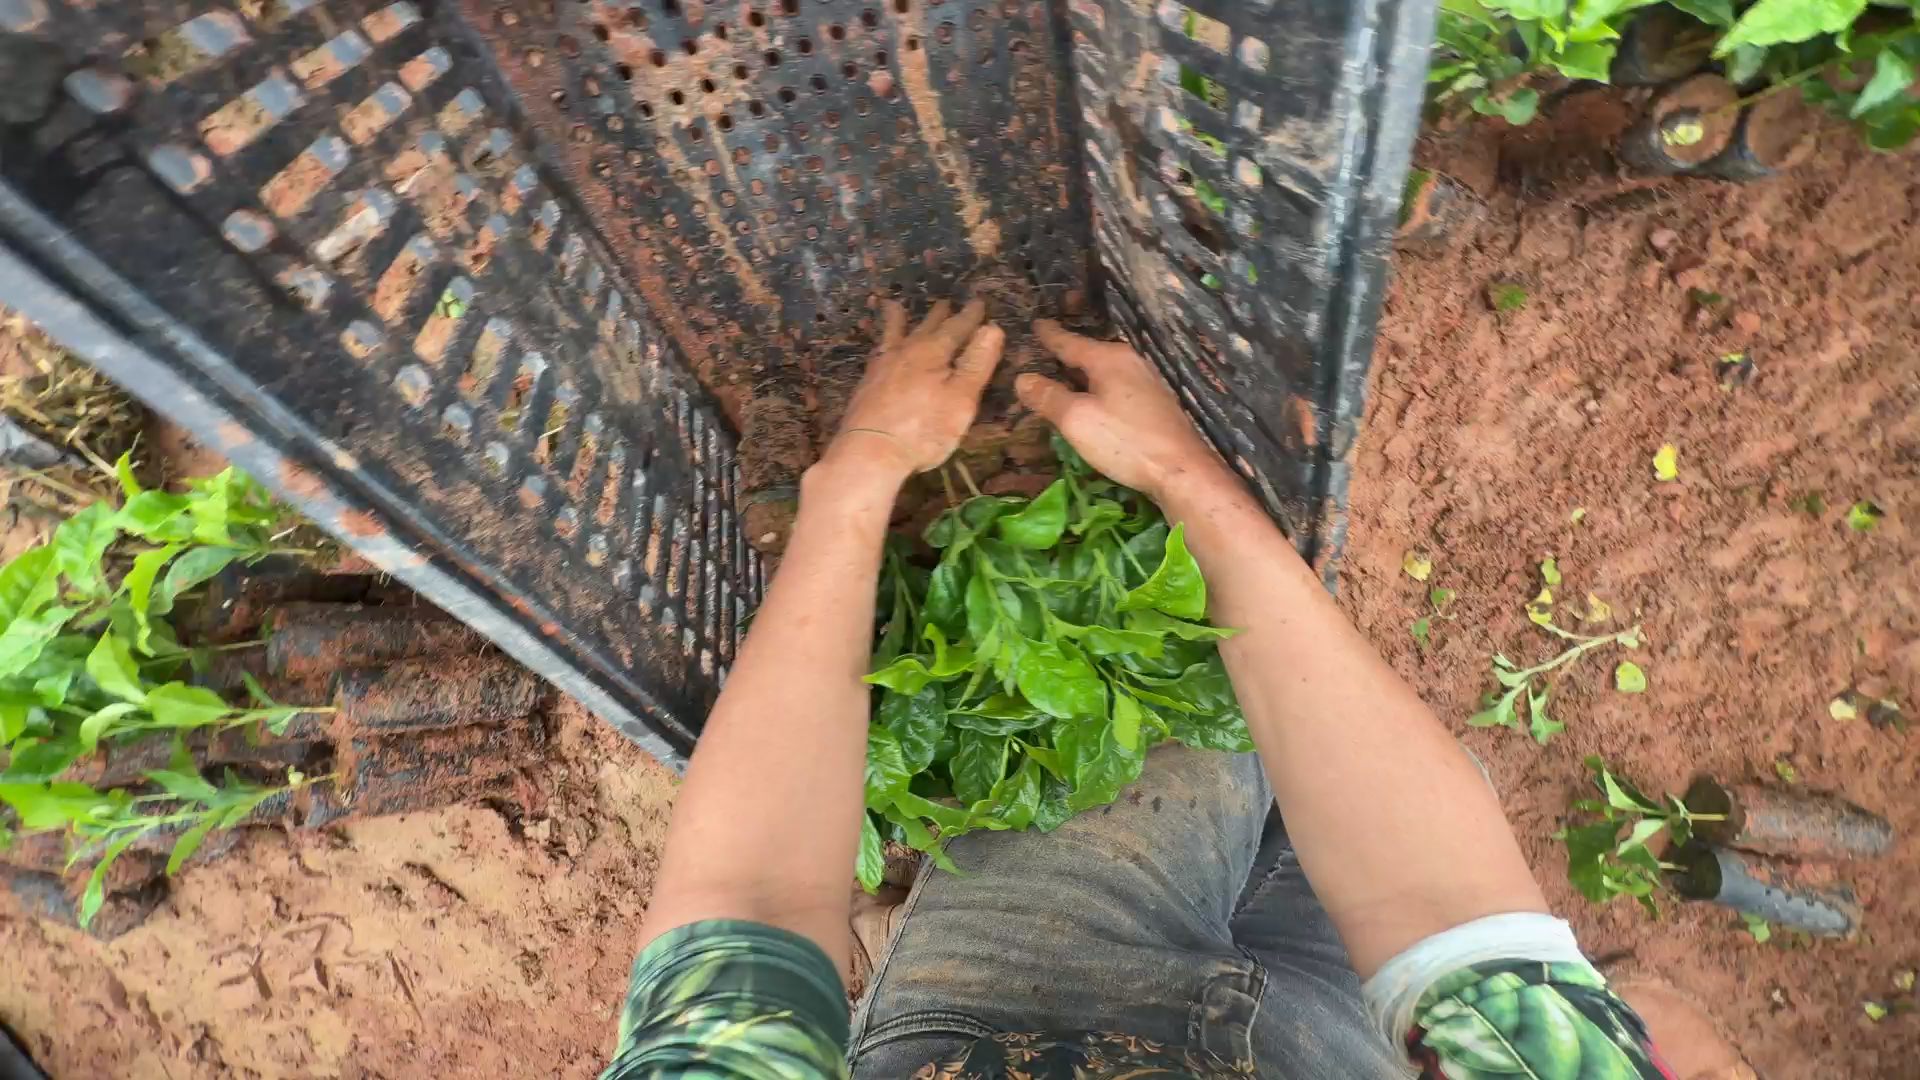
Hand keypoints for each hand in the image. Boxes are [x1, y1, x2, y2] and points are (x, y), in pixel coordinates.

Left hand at [830, 298, 1004, 481]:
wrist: (870, 452)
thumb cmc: (924, 429)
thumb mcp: (961, 399)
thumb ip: (977, 364)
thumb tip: (993, 328)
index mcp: (932, 353)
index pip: (956, 328)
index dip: (970, 317)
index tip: (979, 303)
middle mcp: (905, 353)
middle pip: (925, 329)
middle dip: (939, 316)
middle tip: (945, 302)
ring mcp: (882, 368)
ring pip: (893, 337)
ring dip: (898, 322)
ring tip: (894, 307)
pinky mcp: (866, 386)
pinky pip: (877, 355)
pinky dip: (881, 346)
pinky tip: (879, 352)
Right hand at [1016, 320, 1227, 499]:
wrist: (1179, 470)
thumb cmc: (1124, 441)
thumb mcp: (1076, 419)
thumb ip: (1048, 397)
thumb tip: (1022, 379)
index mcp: (1109, 359)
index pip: (1070, 342)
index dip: (1050, 335)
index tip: (1036, 324)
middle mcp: (1130, 363)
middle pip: (1090, 354)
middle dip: (1067, 354)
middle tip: (1043, 352)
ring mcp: (1146, 383)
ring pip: (1105, 372)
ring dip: (1083, 374)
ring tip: (1062, 376)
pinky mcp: (1154, 404)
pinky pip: (1116, 387)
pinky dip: (1098, 389)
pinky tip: (1092, 401)